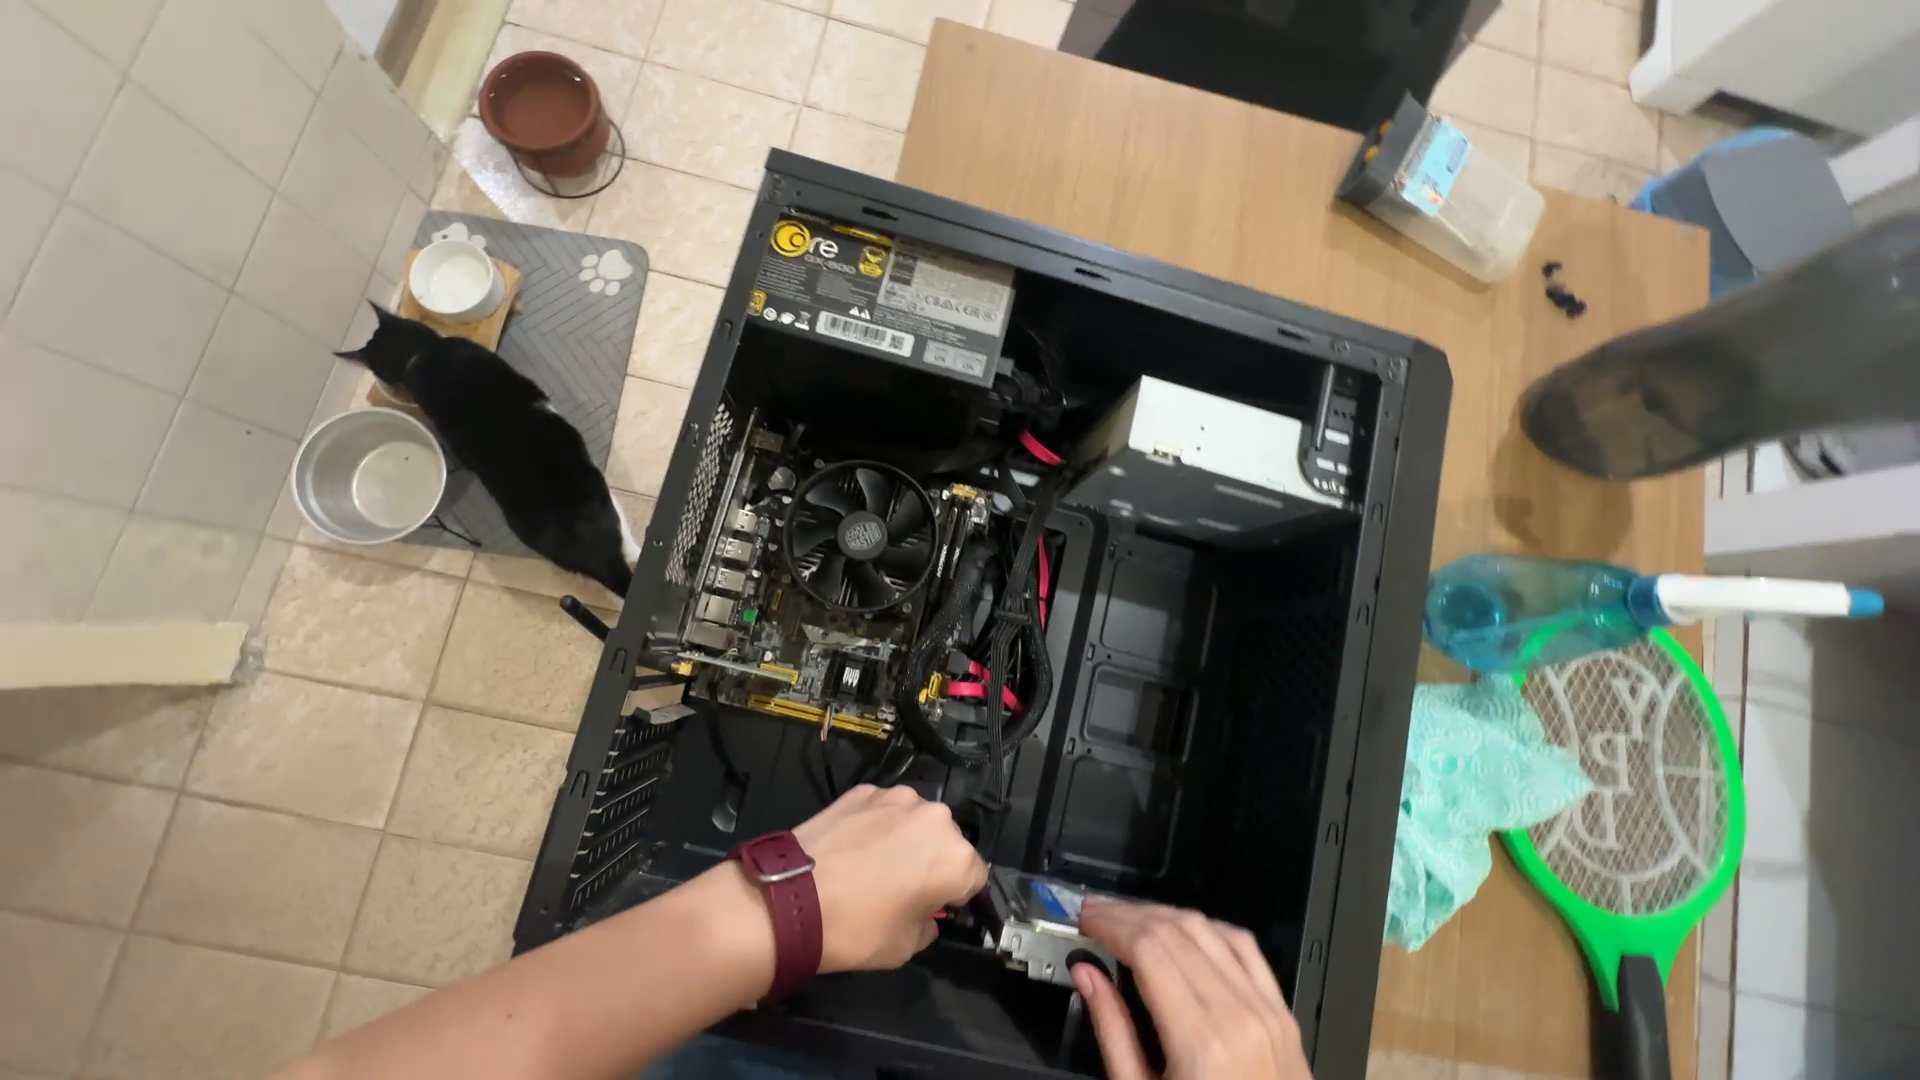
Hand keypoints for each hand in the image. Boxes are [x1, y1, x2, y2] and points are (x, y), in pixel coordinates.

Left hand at [790, 784, 987, 972]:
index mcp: (956, 857)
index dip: (958, 894)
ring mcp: (896, 797)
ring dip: (906, 837)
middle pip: (946, 841)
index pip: (976, 876)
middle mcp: (935, 817)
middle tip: (903, 887)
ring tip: (874, 863)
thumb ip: (928, 924)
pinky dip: (876, 824)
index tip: (936, 906)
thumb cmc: (857, 928)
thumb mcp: (905, 947)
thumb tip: (924, 912)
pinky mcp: (864, 790)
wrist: (792, 899)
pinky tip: (853, 847)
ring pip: (915, 820)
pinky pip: (883, 809)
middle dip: (932, 860)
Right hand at [1073, 898, 1309, 1079]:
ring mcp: (1266, 1011)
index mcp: (1201, 1043)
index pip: (1149, 949)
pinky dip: (1207, 927)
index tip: (1085, 919)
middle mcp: (1238, 1016)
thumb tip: (1087, 973)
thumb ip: (1113, 1032)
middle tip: (1096, 914)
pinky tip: (1182, 928)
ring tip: (1129, 918)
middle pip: (1175, 931)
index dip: (1111, 924)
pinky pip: (1244, 947)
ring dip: (1162, 914)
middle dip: (1129, 914)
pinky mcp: (1282, 1014)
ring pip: (1207, 929)